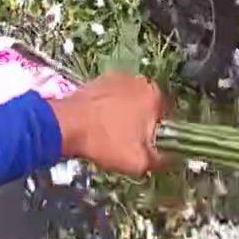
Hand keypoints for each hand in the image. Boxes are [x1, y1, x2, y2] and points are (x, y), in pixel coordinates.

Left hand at [47, 71, 161, 175]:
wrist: (67, 124)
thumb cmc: (106, 141)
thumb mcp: (138, 162)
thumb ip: (160, 161)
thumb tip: (171, 160)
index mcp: (154, 96)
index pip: (166, 117)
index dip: (157, 134)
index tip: (146, 147)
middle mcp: (141, 81)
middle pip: (147, 106)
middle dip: (140, 122)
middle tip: (127, 142)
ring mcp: (120, 76)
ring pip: (129, 100)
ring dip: (124, 113)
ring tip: (109, 132)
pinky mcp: (101, 78)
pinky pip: (112, 95)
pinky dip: (108, 106)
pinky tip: (98, 122)